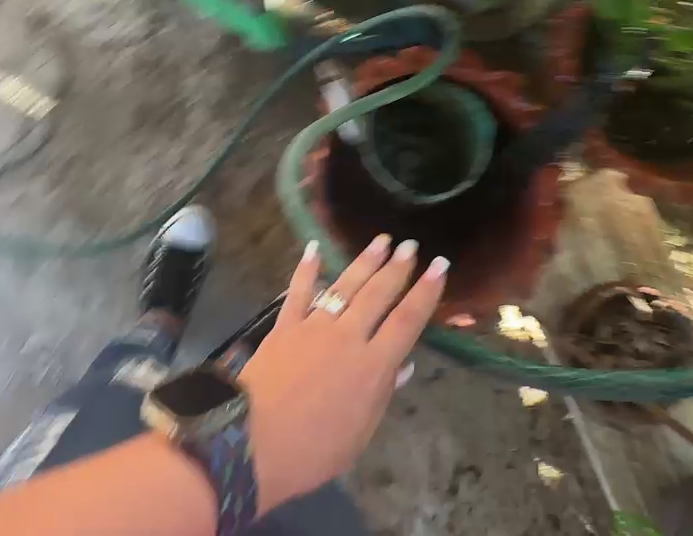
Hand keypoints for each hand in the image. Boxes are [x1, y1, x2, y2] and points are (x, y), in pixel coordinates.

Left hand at [237, 235, 446, 510]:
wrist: (253, 444)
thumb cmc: (314, 452)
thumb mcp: (359, 434)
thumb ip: (382, 394)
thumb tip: (404, 365)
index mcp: (372, 366)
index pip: (407, 321)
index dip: (426, 292)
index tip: (439, 266)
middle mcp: (347, 337)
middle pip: (378, 295)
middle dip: (397, 267)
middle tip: (411, 245)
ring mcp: (314, 326)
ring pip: (345, 285)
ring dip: (365, 261)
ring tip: (381, 240)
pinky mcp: (284, 325)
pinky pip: (298, 291)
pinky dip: (306, 268)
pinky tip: (314, 248)